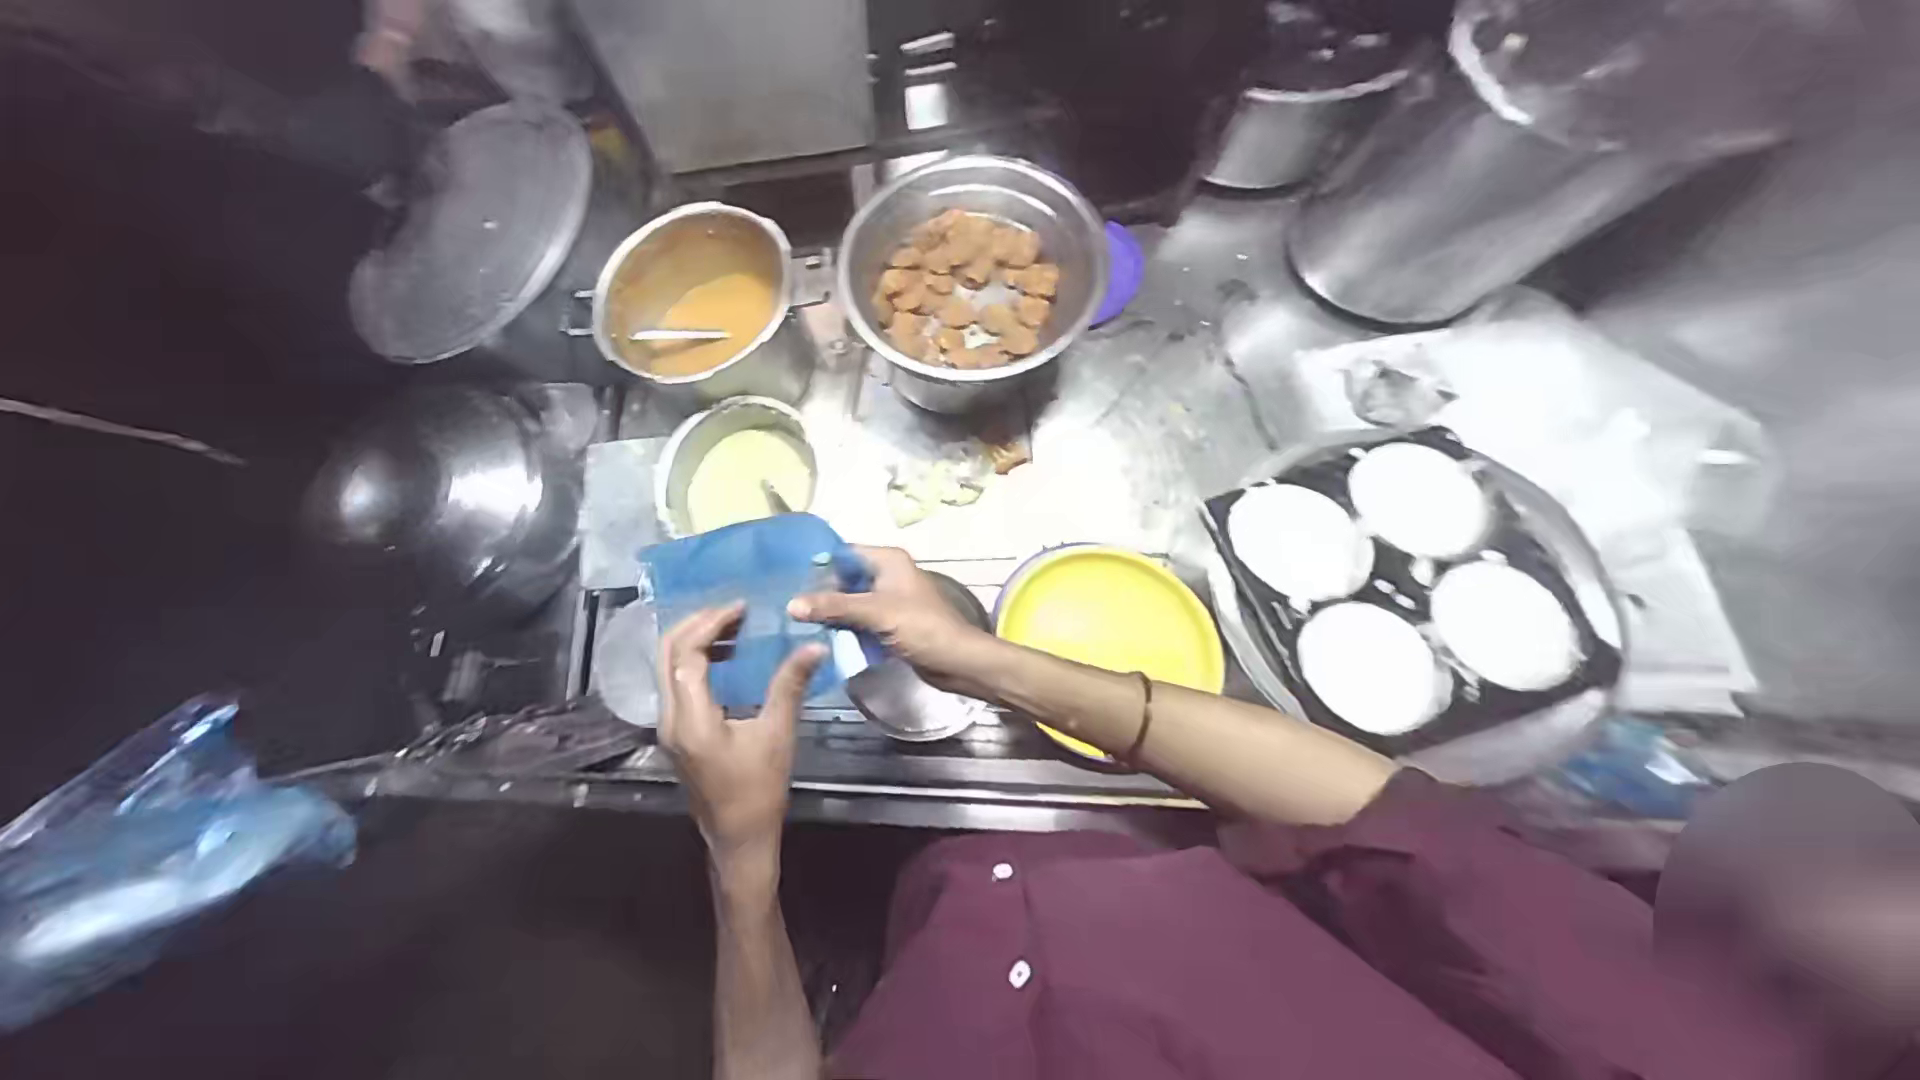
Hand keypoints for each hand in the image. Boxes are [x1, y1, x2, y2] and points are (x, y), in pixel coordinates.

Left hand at [657, 602, 826, 886]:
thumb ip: (790, 686)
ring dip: (695, 641)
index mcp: (691, 719)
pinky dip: (697, 660)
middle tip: (733, 610)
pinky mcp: (676, 732)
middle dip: (697, 625)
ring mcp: (668, 727)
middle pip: (667, 654)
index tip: (741, 607)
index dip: (711, 624)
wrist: (738, 838)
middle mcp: (670, 718)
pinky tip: (728, 658)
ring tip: (733, 626)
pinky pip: (677, 683)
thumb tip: (814, 645)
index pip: (687, 655)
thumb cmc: (758, 789)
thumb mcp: (778, 734)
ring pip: (668, 667)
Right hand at [788, 546, 999, 696]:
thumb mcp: (876, 613)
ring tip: (795, 620)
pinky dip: (844, 626)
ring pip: (851, 600)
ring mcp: (890, 599)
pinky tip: (820, 635)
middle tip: (785, 604)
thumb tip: (791, 604)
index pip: (844, 553)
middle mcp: (888, 574)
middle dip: (820, 591)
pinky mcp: (890, 623)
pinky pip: (860, 619)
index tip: (785, 578)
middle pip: (845, 577)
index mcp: (888, 560)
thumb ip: (834, 606)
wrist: (957, 661)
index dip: (818, 564)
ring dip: (830, 611)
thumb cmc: (921, 627)